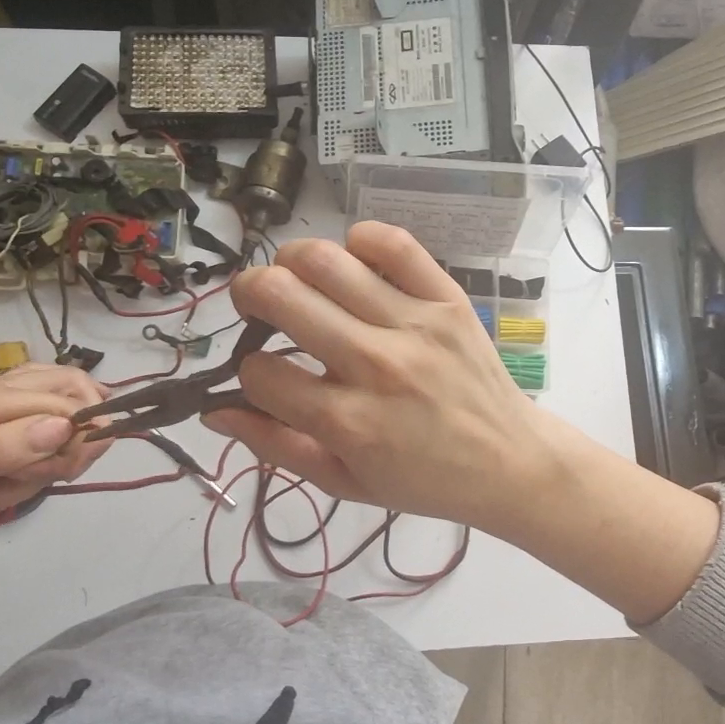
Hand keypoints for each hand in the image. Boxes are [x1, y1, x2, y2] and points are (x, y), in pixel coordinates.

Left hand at [0, 363, 109, 560]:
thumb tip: (64, 427)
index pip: (57, 405)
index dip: (75, 444)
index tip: (57, 481)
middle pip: (61, 400)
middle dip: (55, 453)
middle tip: (6, 491)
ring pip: (45, 422)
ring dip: (24, 471)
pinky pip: (17, 440)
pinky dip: (11, 470)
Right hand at [205, 222, 564, 533]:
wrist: (509, 463)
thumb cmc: (422, 480)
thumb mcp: (344, 482)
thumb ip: (276, 447)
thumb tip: (215, 412)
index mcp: (347, 421)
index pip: (260, 372)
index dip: (248, 374)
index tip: (265, 378)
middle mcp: (376, 364)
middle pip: (280, 296)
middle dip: (248, 296)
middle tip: (257, 307)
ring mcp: (415, 325)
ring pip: (327, 260)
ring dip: (291, 262)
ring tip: (297, 281)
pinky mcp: (447, 298)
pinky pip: (394, 243)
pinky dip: (360, 240)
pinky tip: (353, 264)